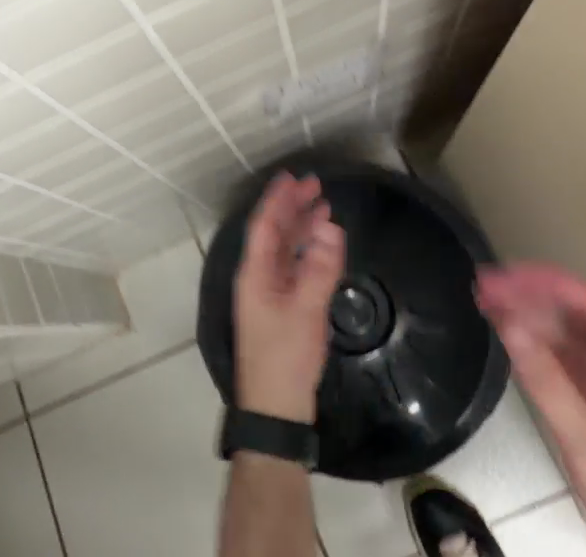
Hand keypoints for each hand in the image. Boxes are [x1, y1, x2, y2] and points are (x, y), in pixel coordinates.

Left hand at [233, 173, 345, 424]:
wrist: (275, 407)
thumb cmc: (285, 357)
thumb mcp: (306, 311)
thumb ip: (320, 269)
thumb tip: (331, 228)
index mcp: (254, 274)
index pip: (264, 226)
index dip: (277, 200)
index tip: (292, 177)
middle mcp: (257, 278)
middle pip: (273, 234)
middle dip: (292, 209)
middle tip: (315, 186)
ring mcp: (268, 294)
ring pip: (283, 251)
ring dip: (301, 229)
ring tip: (323, 209)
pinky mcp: (280, 309)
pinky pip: (292, 269)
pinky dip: (307, 253)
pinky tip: (322, 248)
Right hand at [475, 264, 585, 556]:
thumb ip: (546, 382)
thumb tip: (511, 325)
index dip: (554, 284)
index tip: (508, 276)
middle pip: (584, 319)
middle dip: (535, 297)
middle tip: (486, 288)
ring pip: (578, 342)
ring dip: (536, 320)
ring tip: (490, 307)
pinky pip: (577, 367)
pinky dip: (544, 349)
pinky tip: (517, 344)